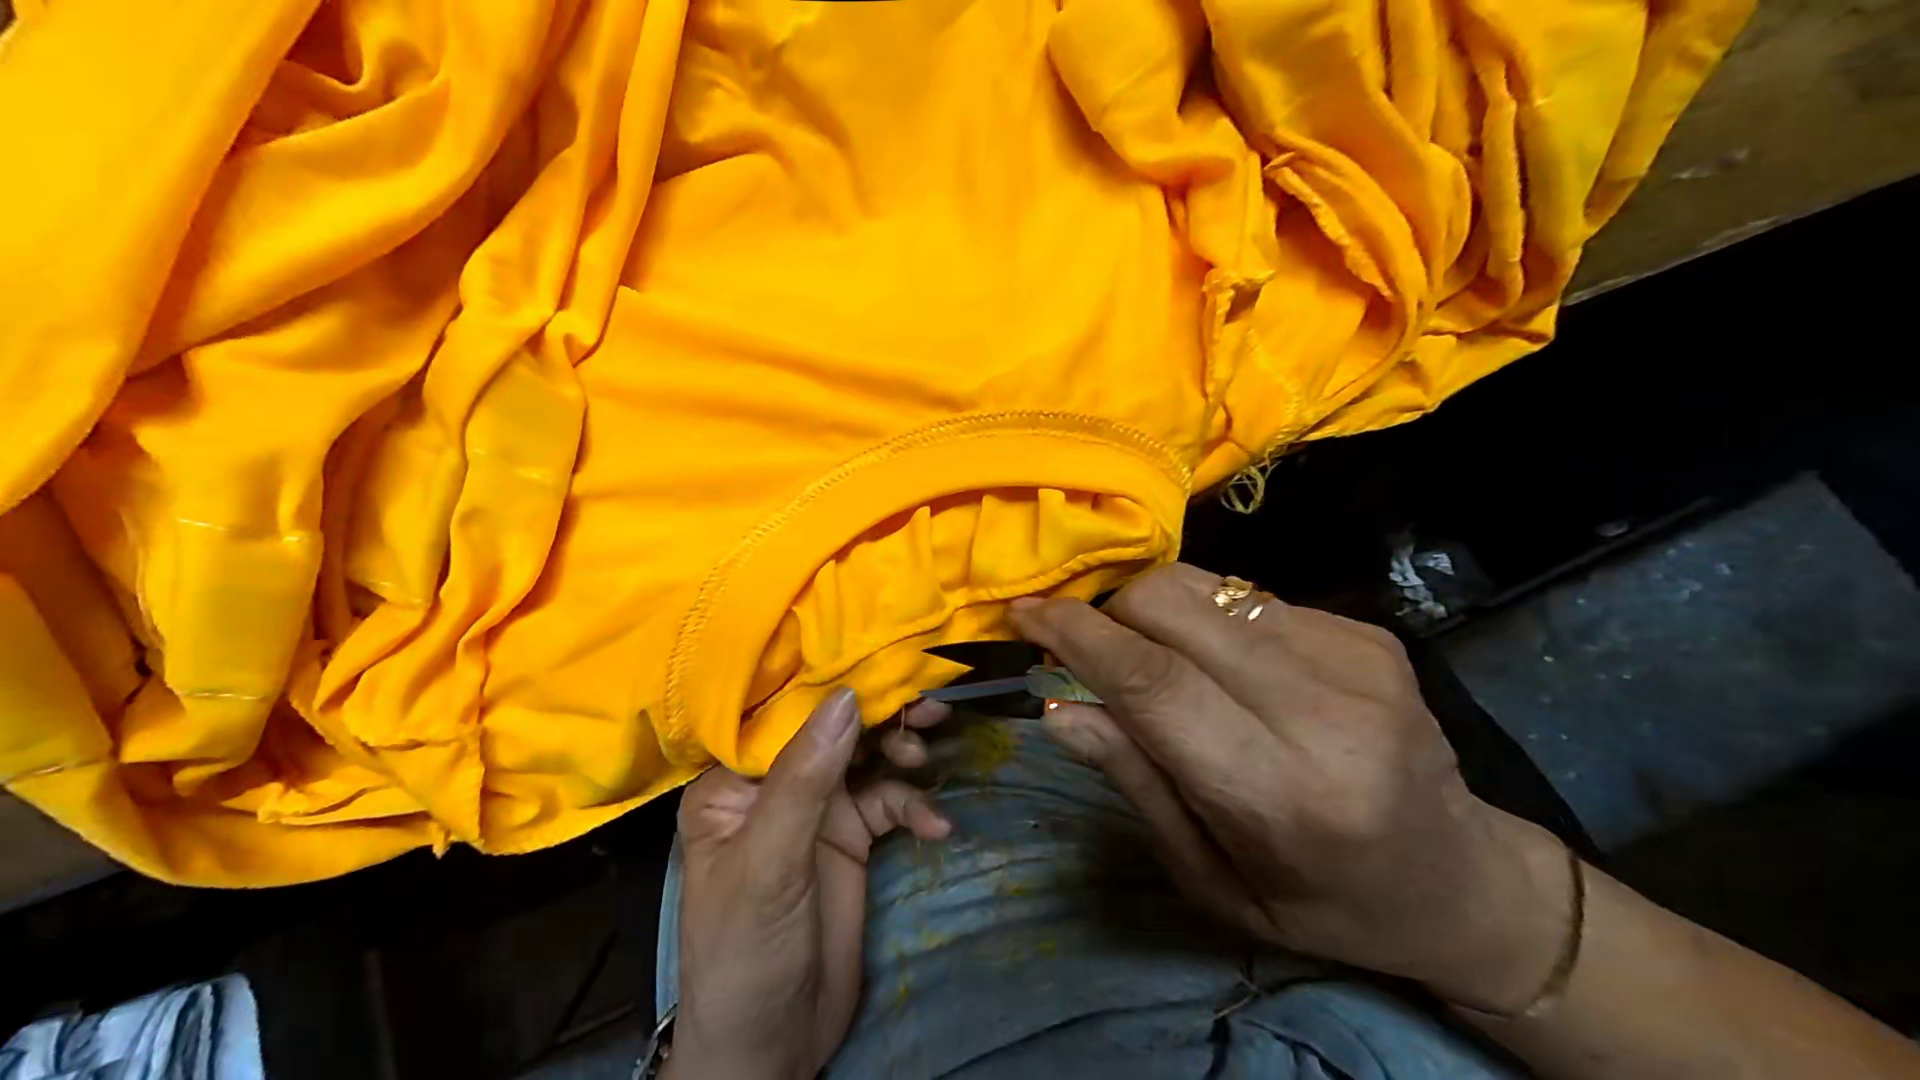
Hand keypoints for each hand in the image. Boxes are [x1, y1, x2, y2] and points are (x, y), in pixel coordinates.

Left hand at [664, 689, 952, 1079]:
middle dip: (879, 715)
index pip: (783, 716)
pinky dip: (915, 807)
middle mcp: (776, 785)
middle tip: (927, 705)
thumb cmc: (746, 951)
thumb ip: (804, 779)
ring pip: (866, 757)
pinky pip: (890, 803)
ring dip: (901, 750)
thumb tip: (846, 696)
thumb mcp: (769, 864)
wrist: (774, 1046)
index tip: (887, 665)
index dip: (833, 687)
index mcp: (734, 781)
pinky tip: (938, 826)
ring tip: (928, 750)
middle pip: (833, 730)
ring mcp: (817, 810)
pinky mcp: (852, 837)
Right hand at [1010, 563, 1574, 1013]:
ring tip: (1153, 656)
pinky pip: (1245, 595)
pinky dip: (1205, 618)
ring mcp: (1356, 656)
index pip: (1154, 682)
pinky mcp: (1368, 632)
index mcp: (1280, 791)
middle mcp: (1325, 708)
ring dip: (1152, 610)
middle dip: (1108, 612)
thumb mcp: (1211, 877)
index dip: (1078, 636)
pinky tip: (1220, 663)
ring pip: (1205, 585)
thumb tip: (1058, 708)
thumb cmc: (1322, 903)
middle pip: (1173, 606)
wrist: (1461, 880)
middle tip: (1090, 649)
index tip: (1025, 614)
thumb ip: (1134, 780)